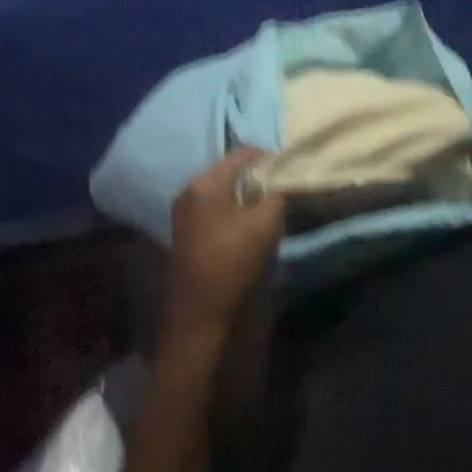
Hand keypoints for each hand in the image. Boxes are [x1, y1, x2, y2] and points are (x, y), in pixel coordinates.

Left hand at [164, 148, 285, 342]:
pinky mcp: (185, 234)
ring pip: (222, 192)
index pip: (241, 154)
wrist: (201, 317)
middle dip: (256, 179)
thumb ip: (275, 193)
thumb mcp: (267, 223)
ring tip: (267, 212)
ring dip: (245, 198)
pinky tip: (248, 229)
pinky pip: (214, 210)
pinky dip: (233, 213)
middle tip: (280, 192)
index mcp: (204, 183)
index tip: (288, 171)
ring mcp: (183, 214)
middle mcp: (188, 191)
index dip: (268, 158)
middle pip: (229, 172)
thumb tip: (277, 182)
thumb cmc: (233, 263)